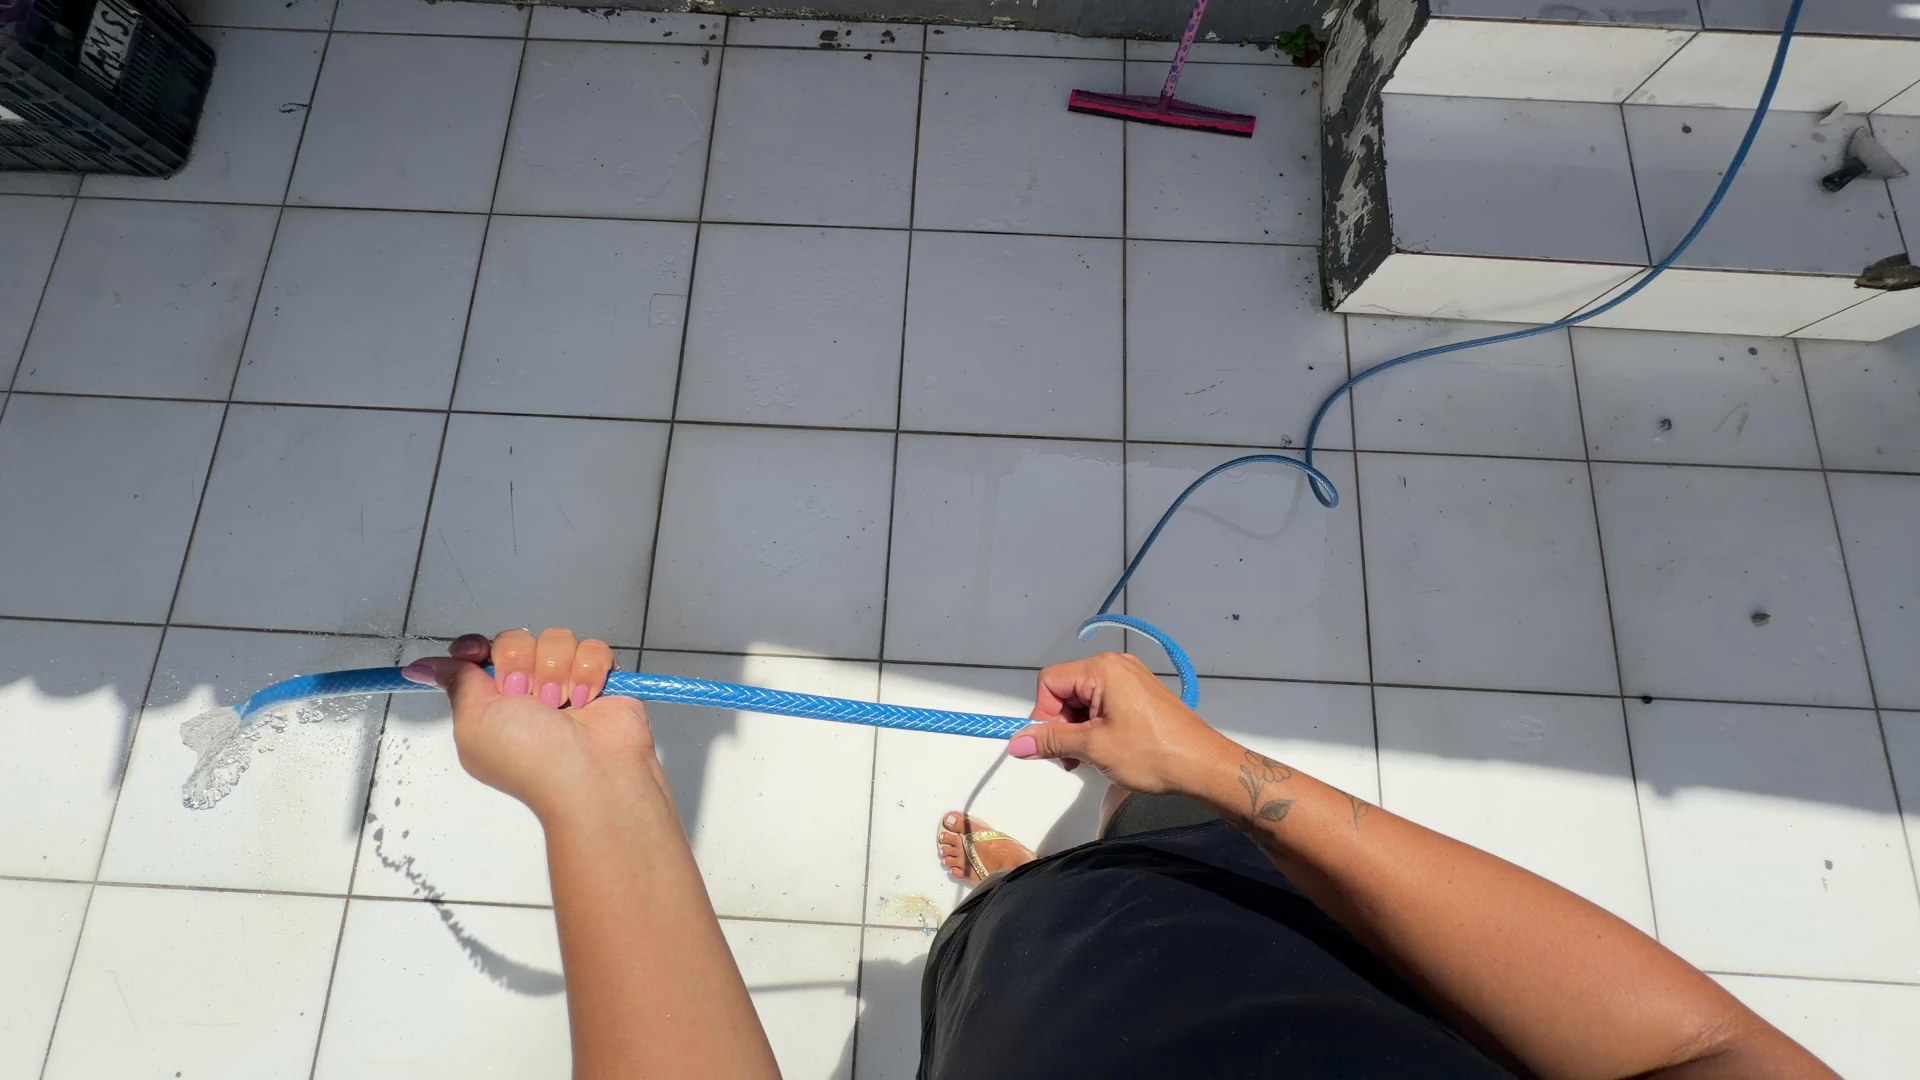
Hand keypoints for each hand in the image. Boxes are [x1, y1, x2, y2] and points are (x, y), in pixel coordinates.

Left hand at [402, 628, 662, 821]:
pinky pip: (594, 648)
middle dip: (523, 665)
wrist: (590, 770)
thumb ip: (456, 684)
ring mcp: (566, 679)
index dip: (476, 647)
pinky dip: (590, 672)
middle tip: (531, 699)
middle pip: (519, 639)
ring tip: (563, 703)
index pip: (478, 651)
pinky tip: (588, 698)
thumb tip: (418, 668)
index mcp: (491, 699)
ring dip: (559, 671)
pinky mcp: (601, 676)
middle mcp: (527, 686)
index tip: (480, 654)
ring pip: (559, 639)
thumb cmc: (528, 755)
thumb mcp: (476, 724)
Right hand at [1008, 652, 1234, 794]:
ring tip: (1090, 759)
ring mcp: (1130, 678)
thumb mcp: (1094, 748)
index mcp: (1102, 670)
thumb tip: (1016, 744)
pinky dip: (1096, 726)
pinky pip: (1103, 703)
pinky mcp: (1140, 694)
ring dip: (1078, 729)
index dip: (1043, 714)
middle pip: (1066, 689)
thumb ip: (1051, 741)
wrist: (1204, 766)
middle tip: (1071, 759)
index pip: (1050, 682)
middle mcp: (1115, 665)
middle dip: (1061, 724)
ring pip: (1084, 699)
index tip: (1050, 745)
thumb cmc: (1152, 753)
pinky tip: (1106, 751)